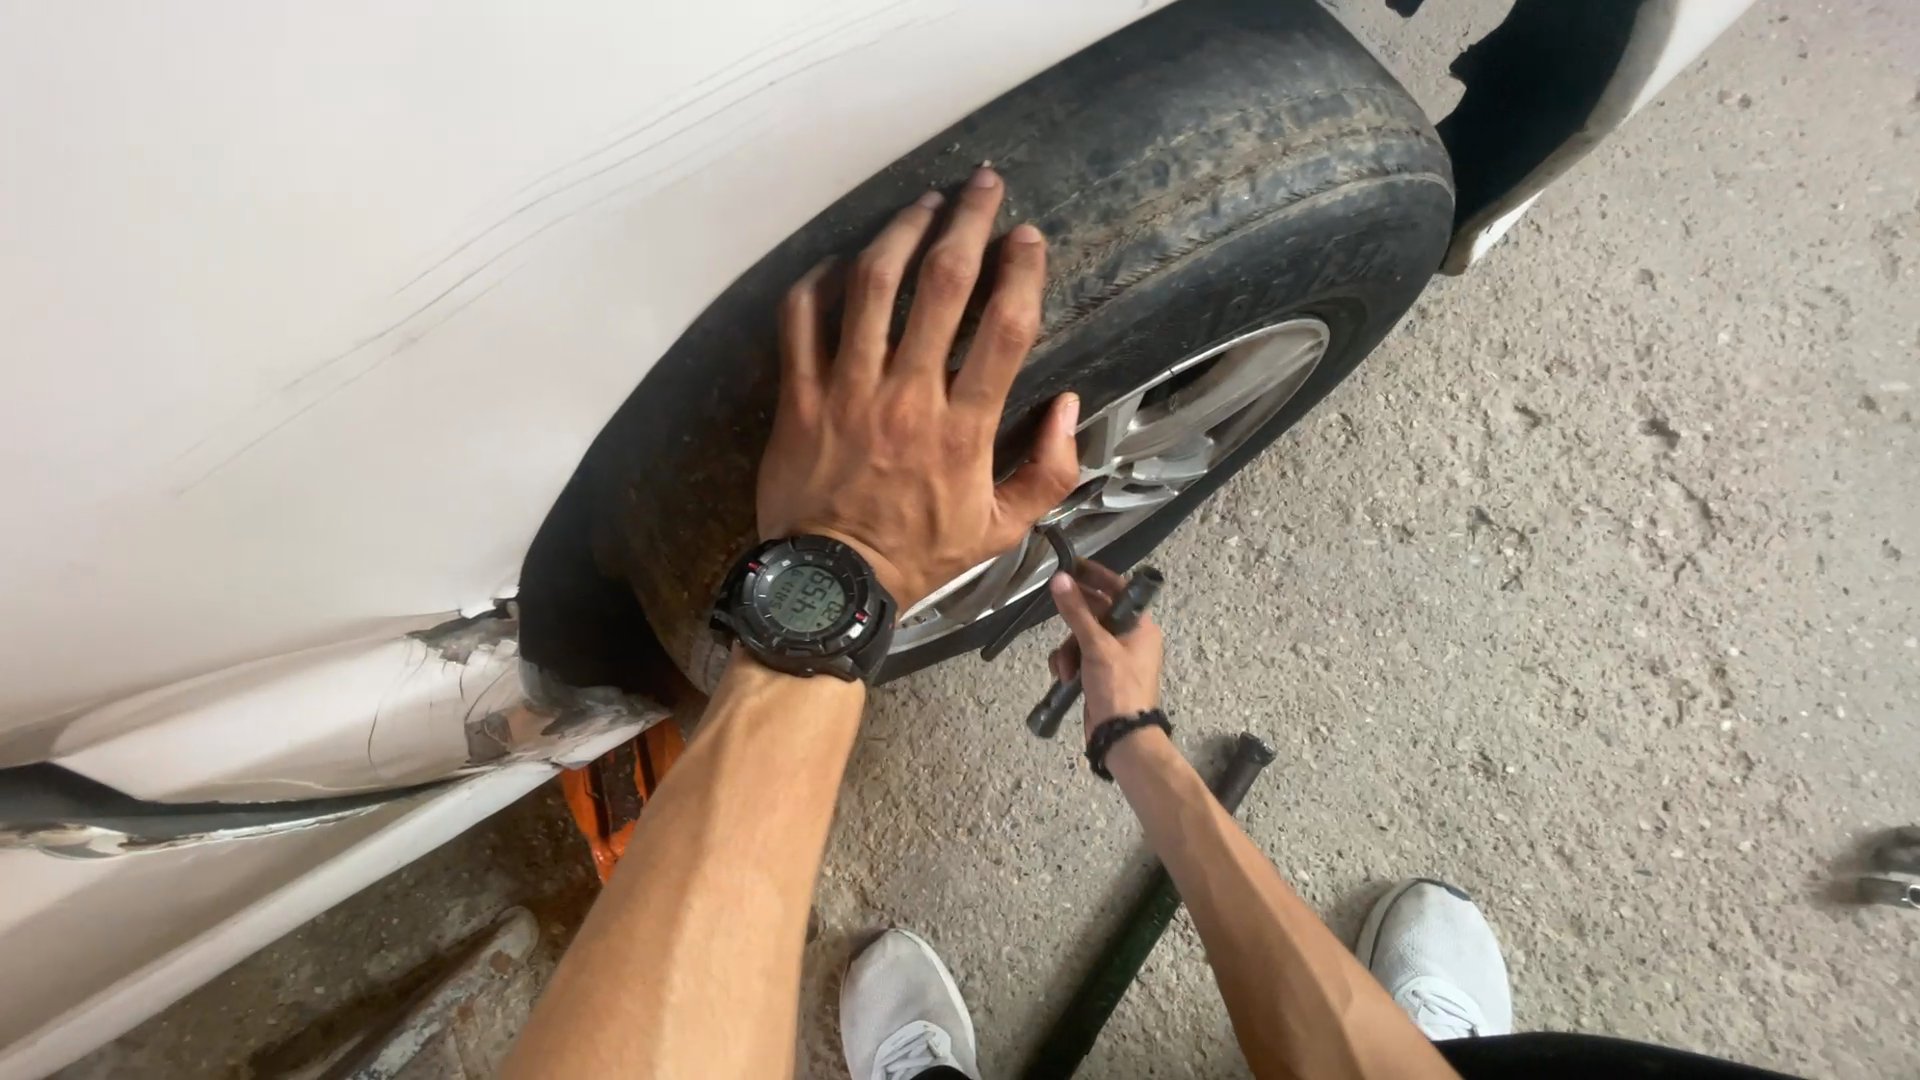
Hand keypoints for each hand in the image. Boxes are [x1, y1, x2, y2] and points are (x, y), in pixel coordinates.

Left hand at [756, 168, 1081, 609]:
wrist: (834, 581)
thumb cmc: (920, 555)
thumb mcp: (1002, 531)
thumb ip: (1049, 472)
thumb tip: (1067, 406)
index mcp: (963, 429)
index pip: (1004, 328)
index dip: (1023, 271)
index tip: (1029, 238)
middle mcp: (907, 398)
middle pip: (943, 286)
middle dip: (969, 222)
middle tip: (982, 185)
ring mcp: (846, 393)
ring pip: (872, 287)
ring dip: (901, 232)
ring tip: (922, 204)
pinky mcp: (797, 399)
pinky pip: (801, 319)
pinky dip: (820, 279)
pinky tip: (843, 260)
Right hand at [1047, 562, 1164, 742]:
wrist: (1121, 736)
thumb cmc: (1118, 686)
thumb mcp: (1096, 646)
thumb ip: (1076, 611)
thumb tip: (1059, 579)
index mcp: (1141, 626)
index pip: (1119, 589)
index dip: (1096, 577)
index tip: (1073, 566)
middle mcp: (1131, 638)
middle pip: (1097, 613)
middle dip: (1074, 620)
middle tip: (1055, 601)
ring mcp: (1115, 657)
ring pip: (1082, 636)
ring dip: (1068, 650)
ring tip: (1064, 668)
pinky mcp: (1101, 674)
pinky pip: (1079, 656)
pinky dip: (1068, 663)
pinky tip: (1063, 677)